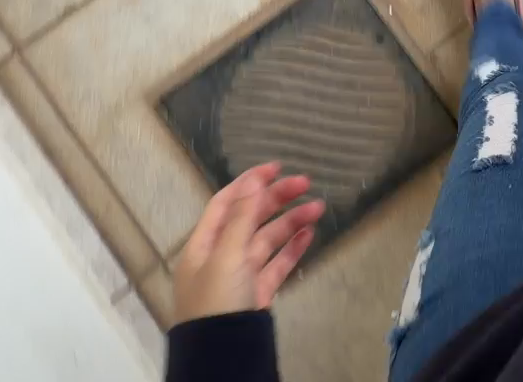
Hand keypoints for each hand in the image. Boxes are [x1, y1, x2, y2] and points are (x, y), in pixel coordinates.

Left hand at [173, 162, 324, 323]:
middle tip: (306, 182)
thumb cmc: (217, 299)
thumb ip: (241, 218)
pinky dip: (293, 247)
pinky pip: (277, 262)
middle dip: (277, 198)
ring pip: (268, 238)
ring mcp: (241, 274)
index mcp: (204, 245)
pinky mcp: (259, 291)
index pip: (226, 203)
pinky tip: (310, 234)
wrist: (223, 356)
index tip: (277, 167)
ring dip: (292, 220)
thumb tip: (254, 181)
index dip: (249, 182)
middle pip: (250, 217)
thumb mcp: (226, 256)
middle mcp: (220, 256)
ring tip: (318, 208)